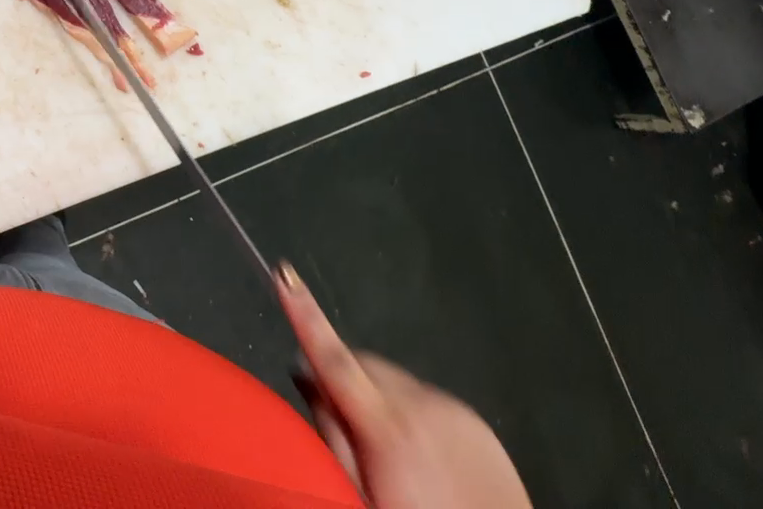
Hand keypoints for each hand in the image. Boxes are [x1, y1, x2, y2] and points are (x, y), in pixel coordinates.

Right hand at [275, 261, 532, 508]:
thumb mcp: (357, 496)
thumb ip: (331, 437)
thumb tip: (308, 382)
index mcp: (386, 425)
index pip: (333, 356)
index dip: (304, 313)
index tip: (285, 275)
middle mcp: (422, 403)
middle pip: (361, 362)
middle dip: (341, 376)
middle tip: (336, 417)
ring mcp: (454, 409)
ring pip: (392, 378)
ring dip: (374, 394)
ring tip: (380, 443)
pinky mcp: (477, 421)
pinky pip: (425, 397)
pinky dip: (407, 408)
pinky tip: (415, 448)